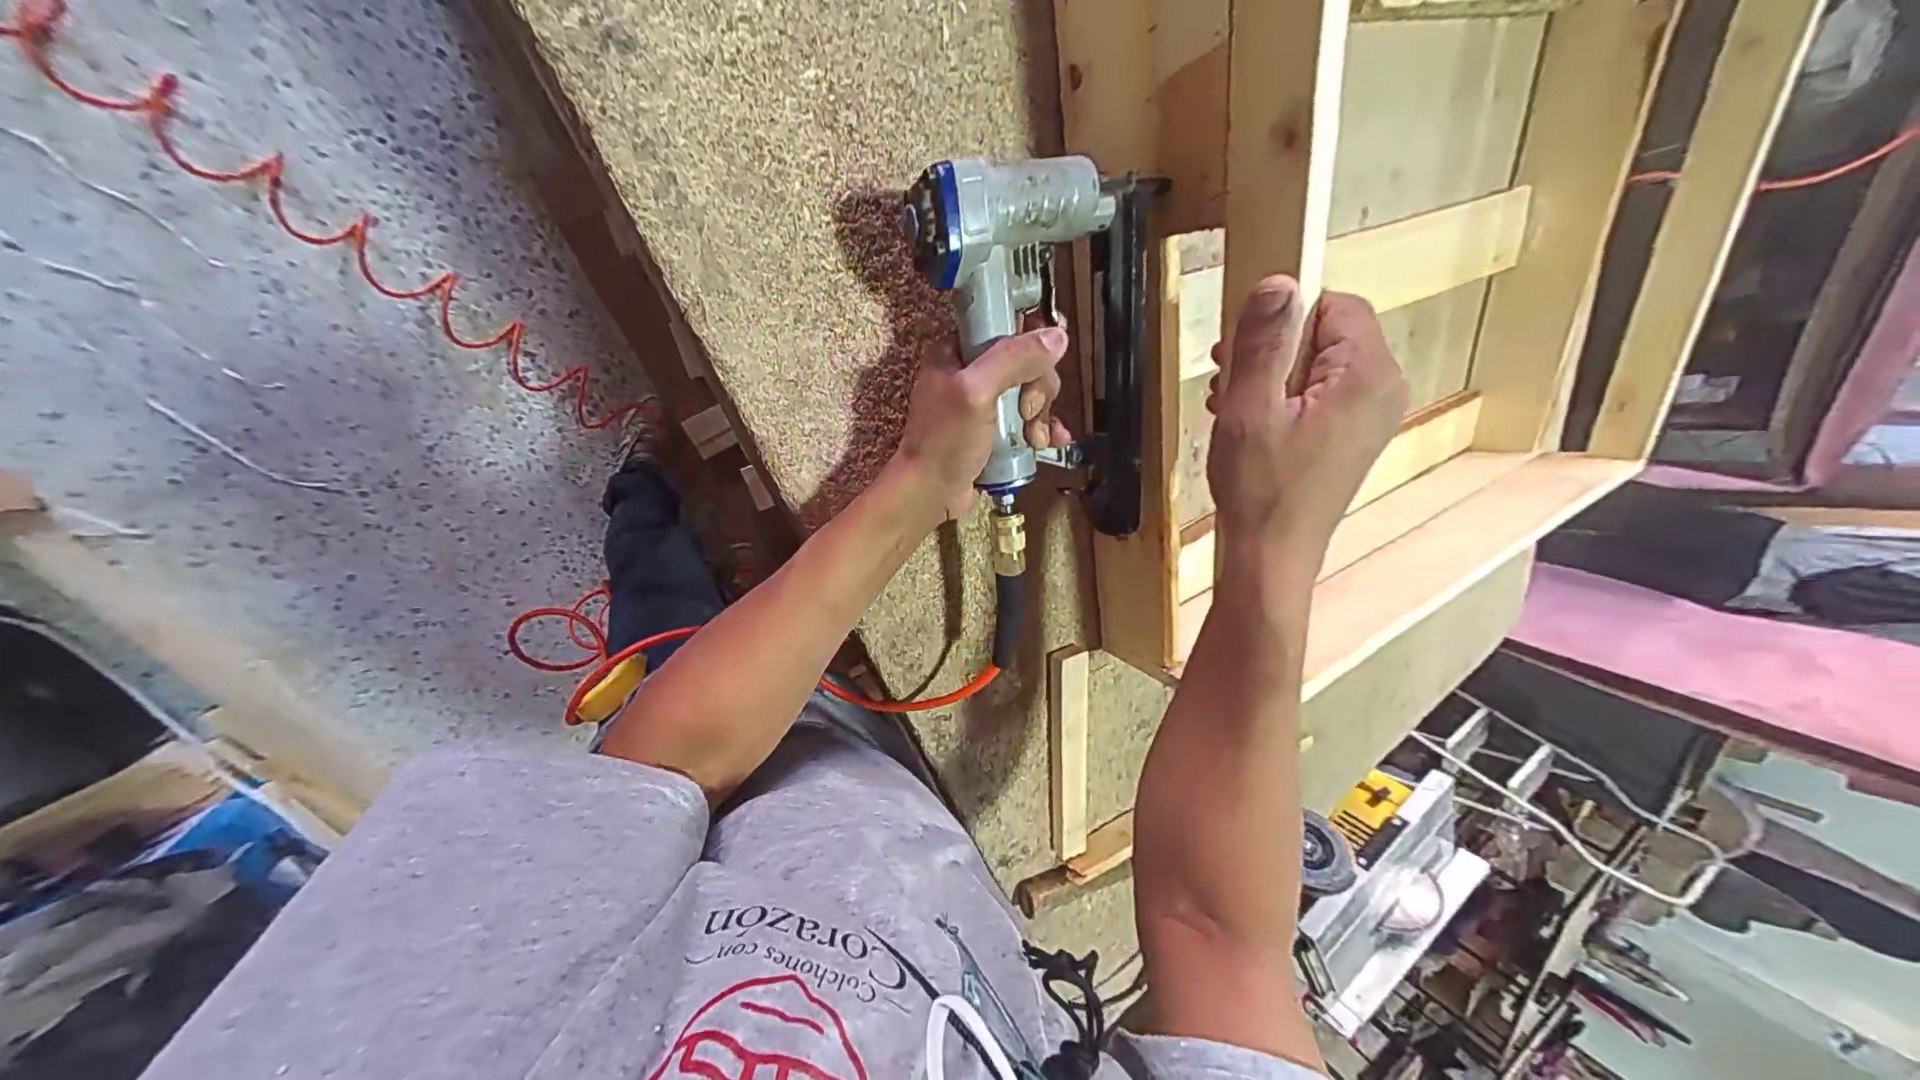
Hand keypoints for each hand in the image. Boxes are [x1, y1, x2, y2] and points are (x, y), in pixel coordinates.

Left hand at [890, 326, 1072, 519]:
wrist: (931, 494)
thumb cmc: (944, 441)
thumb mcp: (975, 392)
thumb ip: (1013, 360)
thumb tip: (1057, 336)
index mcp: (956, 351)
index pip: (1004, 326)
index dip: (1032, 340)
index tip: (1046, 361)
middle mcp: (971, 371)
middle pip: (1025, 362)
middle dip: (1037, 389)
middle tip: (1028, 412)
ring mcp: (984, 402)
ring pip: (1031, 392)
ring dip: (1041, 414)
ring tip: (1035, 438)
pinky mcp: (995, 429)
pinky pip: (1029, 419)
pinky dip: (1042, 429)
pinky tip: (1049, 442)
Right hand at [1207, 277, 1407, 552]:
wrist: (1271, 556)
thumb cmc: (1260, 488)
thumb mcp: (1249, 409)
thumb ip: (1264, 342)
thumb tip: (1278, 282)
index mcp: (1368, 374)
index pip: (1335, 304)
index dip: (1284, 317)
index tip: (1241, 348)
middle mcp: (1382, 389)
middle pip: (1327, 334)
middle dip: (1272, 349)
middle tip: (1227, 380)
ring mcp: (1368, 416)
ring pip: (1316, 365)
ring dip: (1269, 376)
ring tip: (1232, 406)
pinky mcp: (1350, 437)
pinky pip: (1318, 395)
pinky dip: (1281, 399)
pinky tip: (1249, 424)